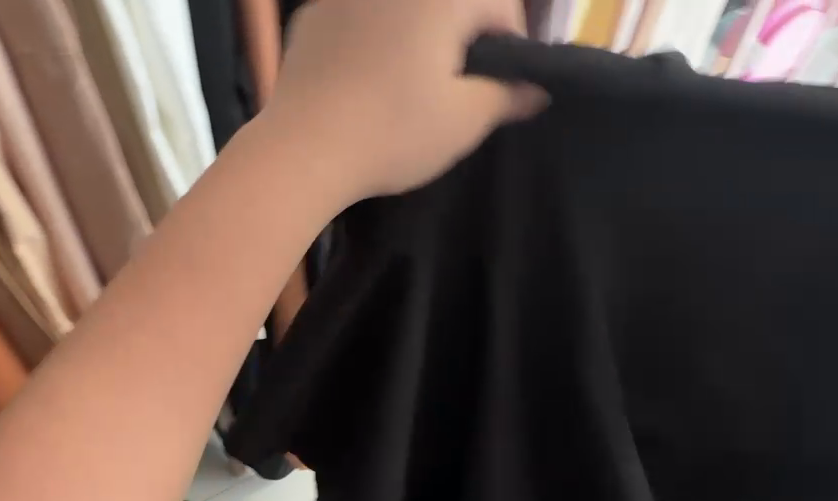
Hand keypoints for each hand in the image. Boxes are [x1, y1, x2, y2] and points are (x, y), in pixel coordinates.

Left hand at [258, 0, 544, 206]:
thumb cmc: (392, 134)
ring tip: (411, 86)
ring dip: (418, 38)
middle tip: (457, 91)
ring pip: (403, 11)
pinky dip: (373, 39)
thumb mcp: (462, 123)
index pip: (501, 7)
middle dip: (463, 40)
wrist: (302, 149)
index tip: (504, 89)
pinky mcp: (315, 14)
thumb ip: (505, 97)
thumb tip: (535, 89)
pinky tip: (367, 81)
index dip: (512, 48)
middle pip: (452, 4)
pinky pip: (360, 17)